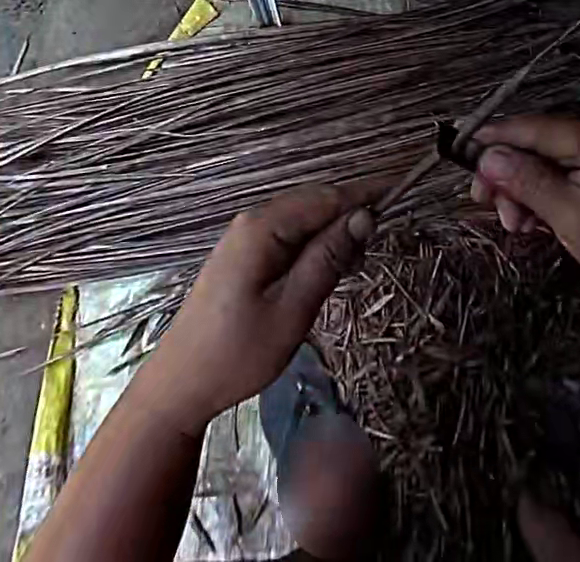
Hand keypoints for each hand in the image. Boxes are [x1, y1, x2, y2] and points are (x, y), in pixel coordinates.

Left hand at [133, 183, 376, 433]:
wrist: (178, 388)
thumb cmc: (236, 354)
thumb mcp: (292, 309)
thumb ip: (328, 259)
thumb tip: (364, 216)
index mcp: (262, 228)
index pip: (326, 197)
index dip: (365, 193)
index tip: (401, 190)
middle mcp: (253, 221)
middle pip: (315, 202)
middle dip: (351, 213)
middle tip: (381, 239)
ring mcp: (246, 237)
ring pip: (304, 218)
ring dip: (334, 230)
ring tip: (358, 259)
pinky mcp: (245, 254)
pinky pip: (290, 234)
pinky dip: (316, 243)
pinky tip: (329, 265)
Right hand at [469, 116, 579, 295]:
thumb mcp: (573, 218)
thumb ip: (531, 184)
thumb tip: (490, 158)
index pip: (537, 128)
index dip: (498, 136)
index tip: (464, 147)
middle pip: (528, 142)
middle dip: (503, 171)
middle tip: (484, 199)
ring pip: (528, 159)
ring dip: (512, 189)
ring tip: (513, 222)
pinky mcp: (576, 168)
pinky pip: (537, 172)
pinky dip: (525, 195)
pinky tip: (525, 219)